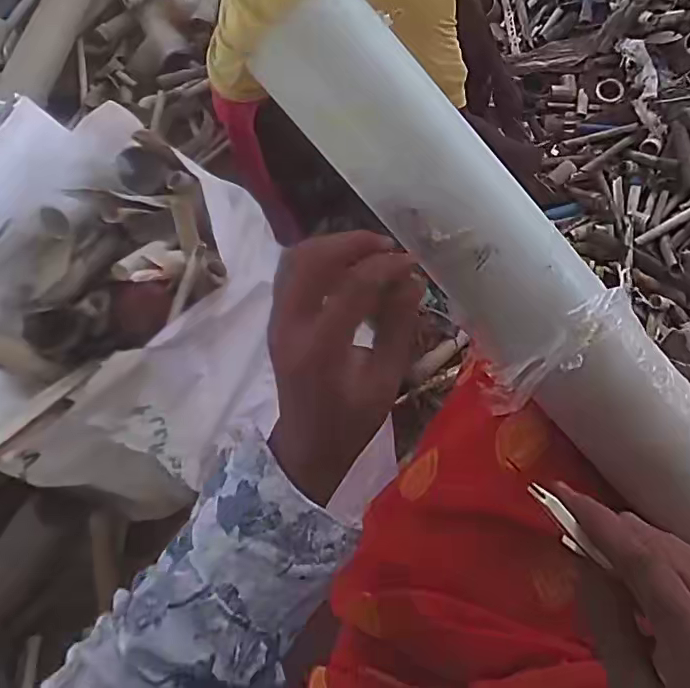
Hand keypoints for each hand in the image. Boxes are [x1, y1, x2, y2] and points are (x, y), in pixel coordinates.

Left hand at [266, 232, 423, 504]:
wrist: (306, 447)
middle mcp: (290, 327)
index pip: (351, 288)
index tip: (411, 261)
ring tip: (368, 250)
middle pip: (311, 260)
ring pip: (295, 258)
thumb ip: (399, 328)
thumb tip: (413, 280)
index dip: (384, 267)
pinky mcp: (275, 316)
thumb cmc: (351, 422)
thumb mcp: (386, 381)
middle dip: (351, 243)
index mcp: (320, 350)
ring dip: (332, 245)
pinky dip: (319, 256)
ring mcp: (276, 319)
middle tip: (386, 245)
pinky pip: (290, 270)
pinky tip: (347, 264)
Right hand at [555, 485, 689, 687]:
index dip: (597, 520)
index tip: (559, 492)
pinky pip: (676, 547)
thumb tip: (579, 556)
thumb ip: (606, 622)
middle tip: (572, 541)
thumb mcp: (634, 686)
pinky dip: (647, 552)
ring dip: (626, 543)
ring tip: (603, 568)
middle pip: (650, 541)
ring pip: (660, 537)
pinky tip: (635, 578)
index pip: (641, 557)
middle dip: (608, 533)